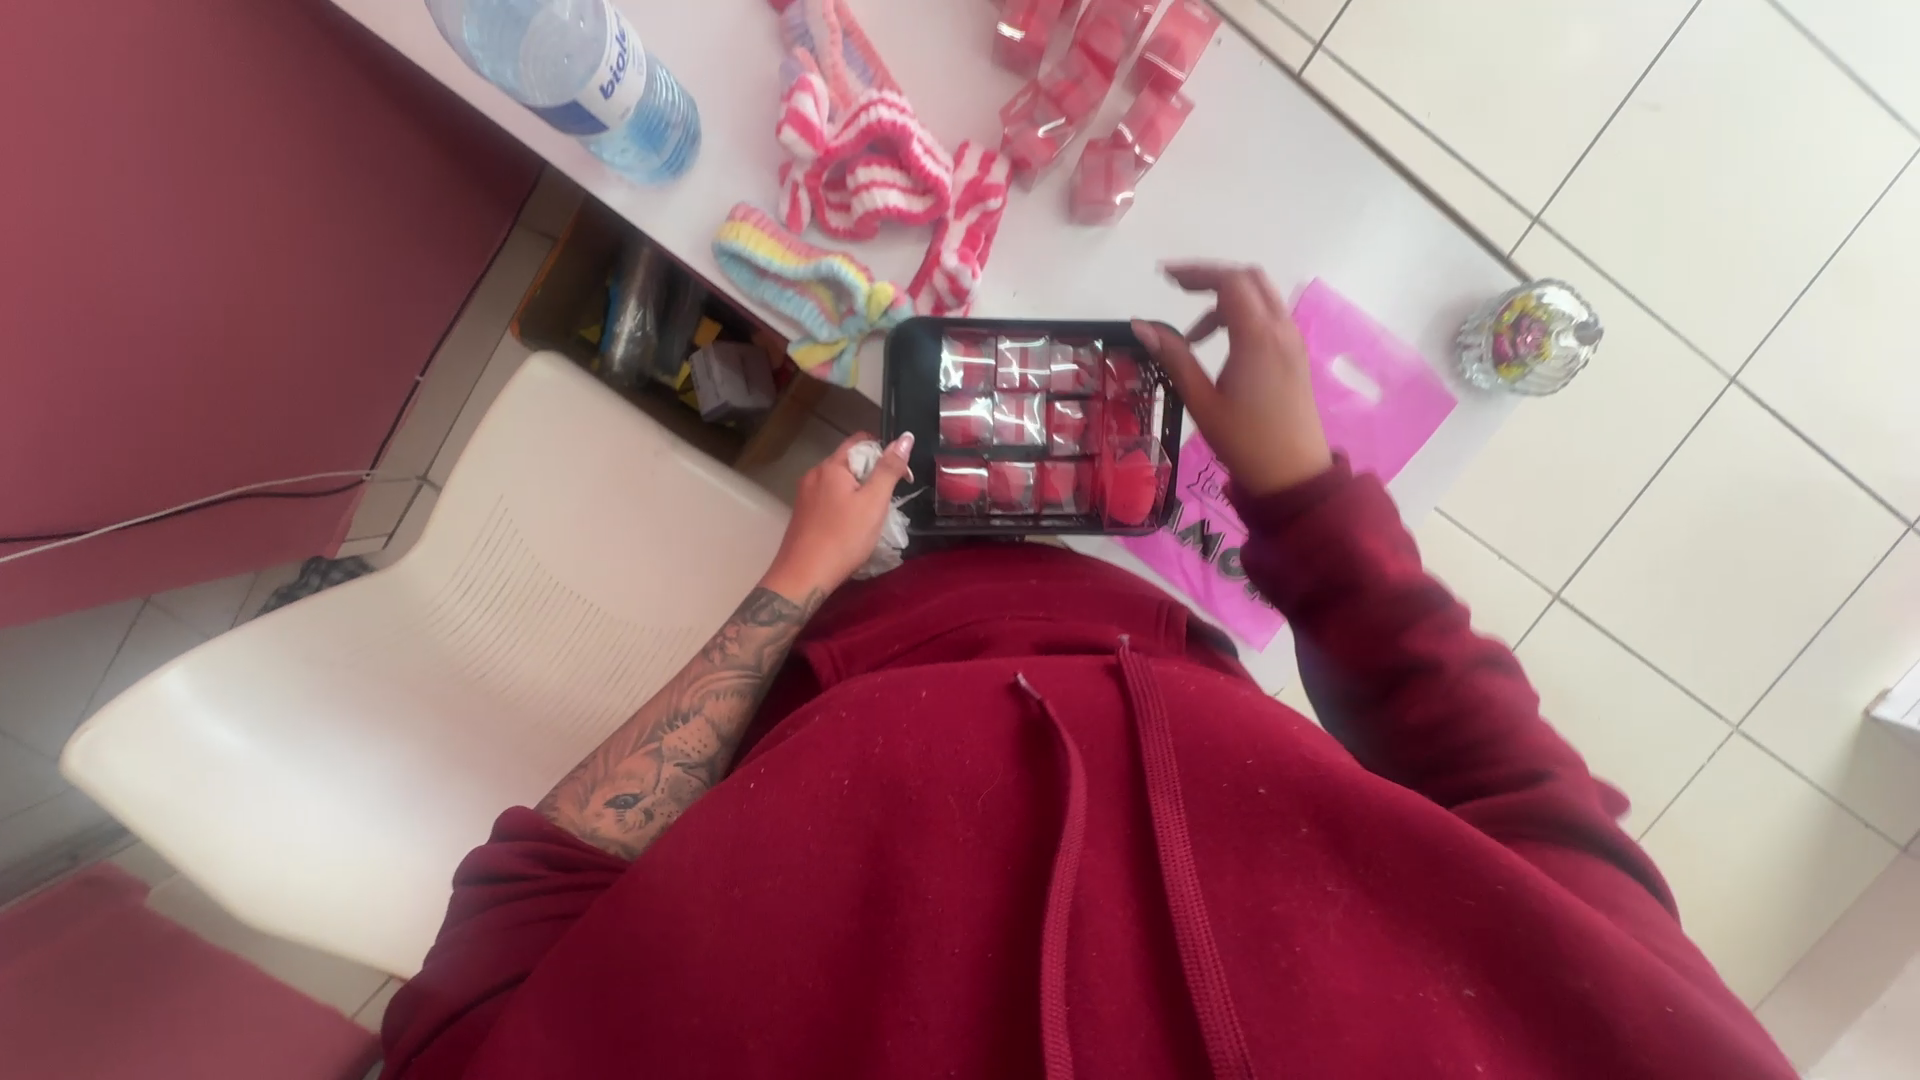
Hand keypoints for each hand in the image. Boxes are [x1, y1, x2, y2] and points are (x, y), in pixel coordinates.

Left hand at [760, 431, 912, 599]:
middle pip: (850, 462)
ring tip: (873, 516)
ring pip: (840, 483)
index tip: (900, 475)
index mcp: (831, 466)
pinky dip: (845, 505)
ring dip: (859, 492)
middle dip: (872, 474)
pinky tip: (852, 526)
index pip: (861, 441)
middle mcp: (814, 474)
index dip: (885, 452)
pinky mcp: (803, 514)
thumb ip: (889, 468)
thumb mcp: (874, 502)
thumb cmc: (844, 538)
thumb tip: (905, 437)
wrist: (804, 577)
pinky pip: (829, 499)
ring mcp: (805, 495)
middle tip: (888, 500)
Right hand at [1133, 263, 1331, 496]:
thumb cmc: (1243, 440)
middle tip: (1176, 289)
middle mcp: (1280, 329)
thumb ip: (1173, 357)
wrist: (1292, 473)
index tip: (1164, 278)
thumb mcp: (1201, 400)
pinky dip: (1241, 316)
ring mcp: (1291, 341)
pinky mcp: (1294, 355)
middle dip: (1211, 277)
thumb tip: (1141, 326)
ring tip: (1192, 336)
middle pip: (1248, 279)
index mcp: (1256, 337)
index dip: (1195, 272)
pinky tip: (1219, 347)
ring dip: (1225, 300)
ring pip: (1260, 297)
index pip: (1228, 282)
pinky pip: (1268, 317)